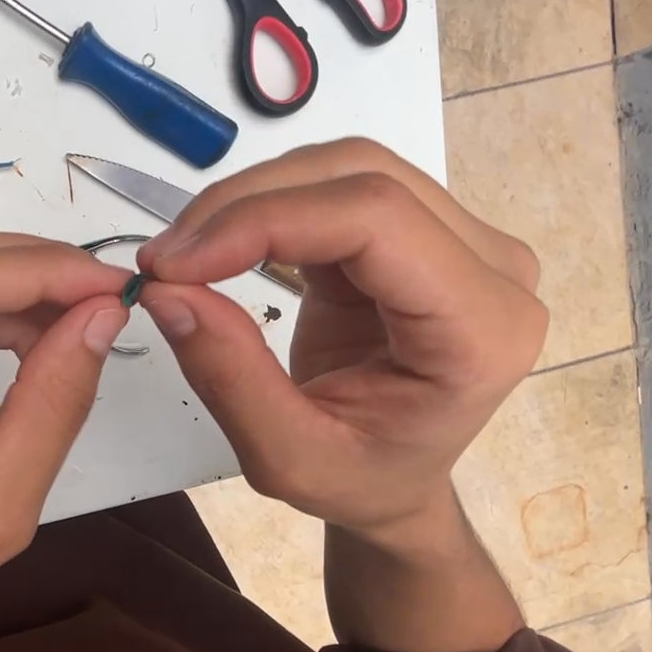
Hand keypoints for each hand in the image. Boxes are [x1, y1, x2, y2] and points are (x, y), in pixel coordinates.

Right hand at [135, 139, 546, 542]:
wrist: (397, 481)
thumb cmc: (358, 482)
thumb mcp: (284, 457)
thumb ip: (229, 375)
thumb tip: (165, 290)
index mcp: (479, 330)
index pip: (375, 221)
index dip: (262, 222)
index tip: (172, 265)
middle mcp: (488, 267)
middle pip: (360, 178)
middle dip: (242, 205)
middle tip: (163, 260)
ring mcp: (459, 241)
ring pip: (344, 169)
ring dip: (247, 200)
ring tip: (182, 255)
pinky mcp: (415, 234)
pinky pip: (332, 190)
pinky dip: (262, 209)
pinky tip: (217, 247)